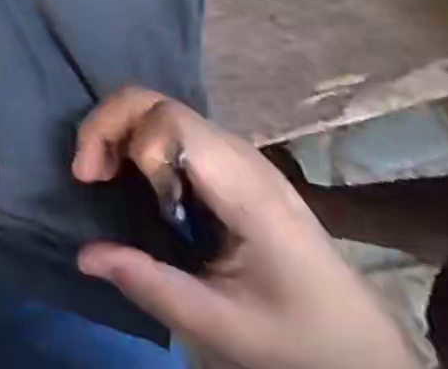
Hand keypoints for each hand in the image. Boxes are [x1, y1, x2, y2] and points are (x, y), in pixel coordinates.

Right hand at [72, 87, 417, 368]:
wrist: (364, 348)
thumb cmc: (301, 339)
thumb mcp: (224, 328)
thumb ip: (152, 285)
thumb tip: (83, 254)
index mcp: (243, 186)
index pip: (170, 121)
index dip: (126, 140)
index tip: (95, 184)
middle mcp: (238, 154)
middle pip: (158, 103)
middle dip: (108, 124)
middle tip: (85, 173)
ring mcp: (237, 156)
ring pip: (162, 110)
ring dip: (119, 131)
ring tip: (98, 176)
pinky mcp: (231, 166)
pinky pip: (173, 132)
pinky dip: (137, 142)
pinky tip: (131, 181)